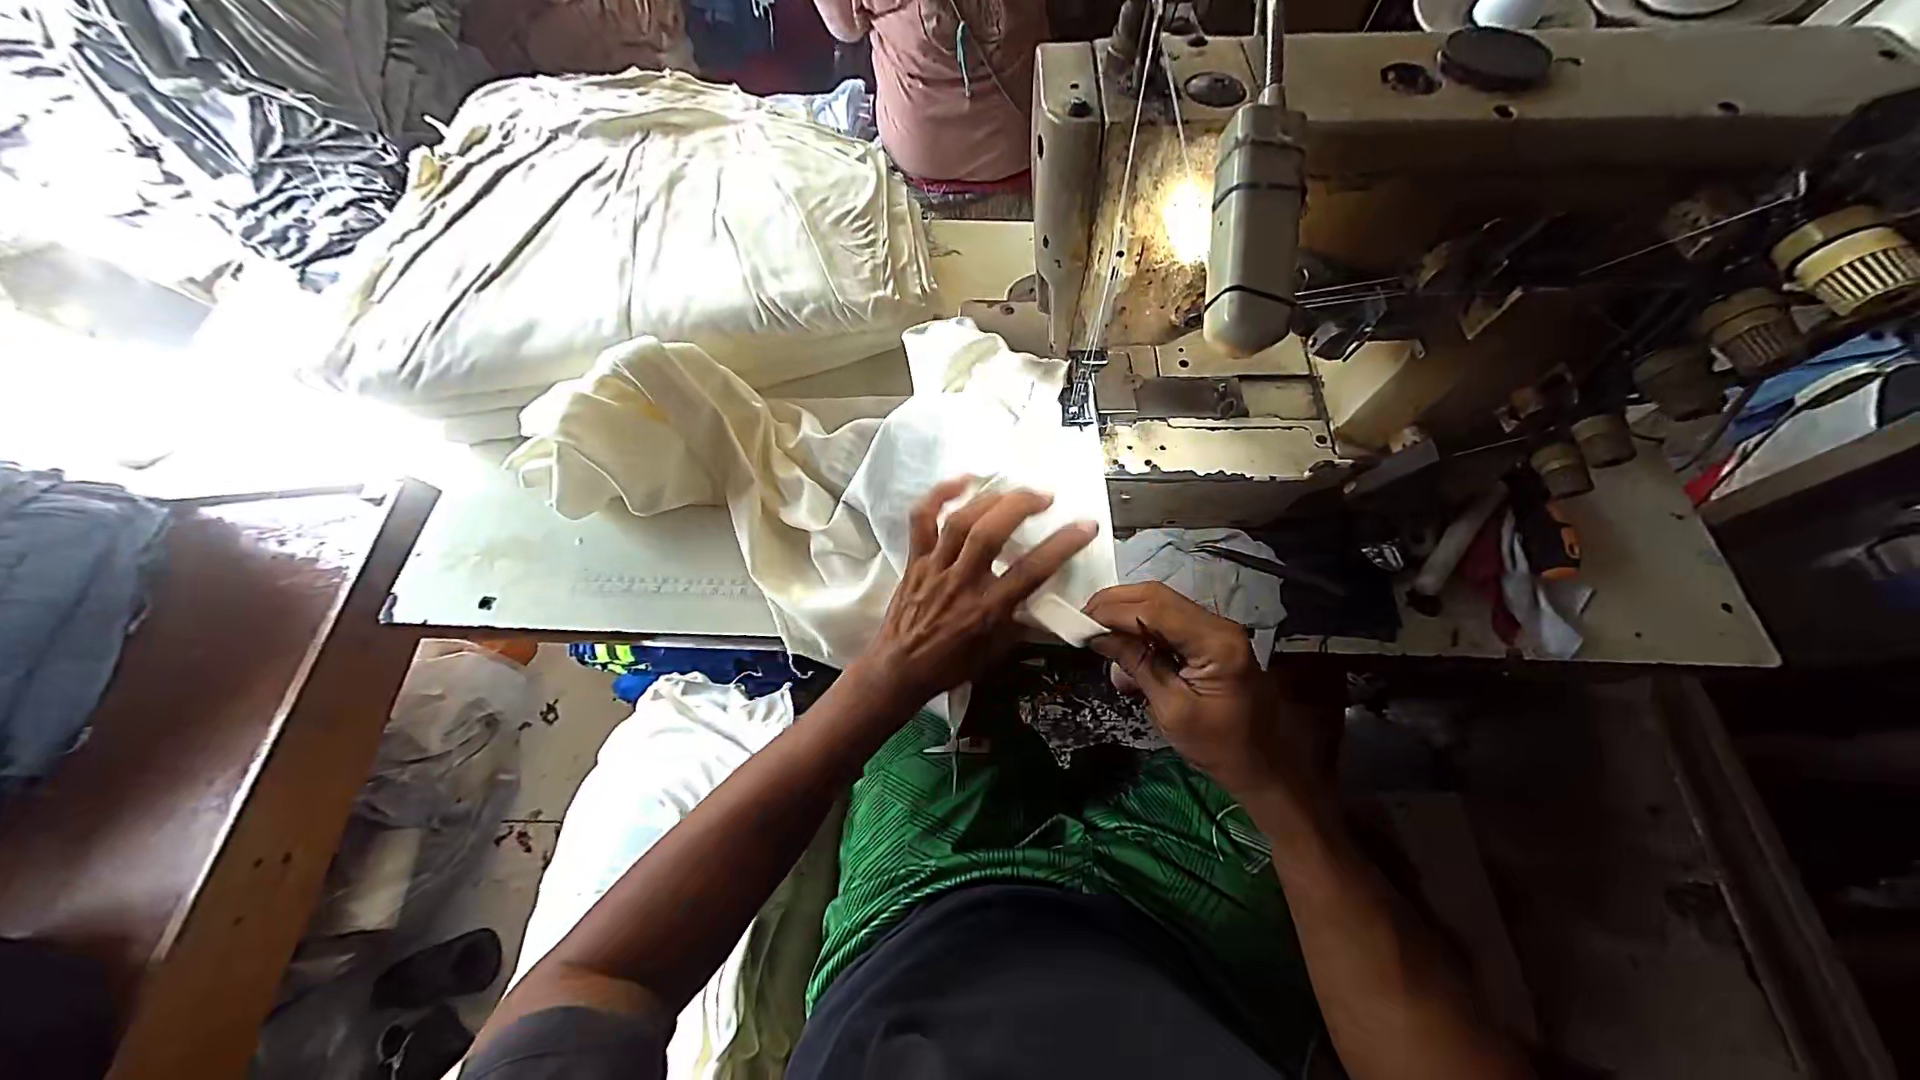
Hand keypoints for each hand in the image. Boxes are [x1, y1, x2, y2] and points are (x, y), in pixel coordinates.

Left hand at [850, 477, 1098, 711]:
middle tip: (1044, 497)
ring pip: (960, 522)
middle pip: (990, 534)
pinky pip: (922, 520)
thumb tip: (1050, 607)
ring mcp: (936, 568)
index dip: (1062, 545)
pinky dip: (939, 495)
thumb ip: (1023, 624)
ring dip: (990, 499)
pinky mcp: (917, 560)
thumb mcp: (996, 651)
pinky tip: (961, 482)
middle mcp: (961, 583)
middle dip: (1021, 506)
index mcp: (986, 610)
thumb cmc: (948, 664)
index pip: (1031, 571)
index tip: (1084, 527)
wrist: (899, 670)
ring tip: (1013, 490)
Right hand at [1084, 583, 1342, 802]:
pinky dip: (1139, 626)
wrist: (1265, 767)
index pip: (1154, 609)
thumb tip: (1098, 635)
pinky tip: (1120, 643)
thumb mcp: (1171, 710)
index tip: (1078, 621)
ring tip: (1095, 630)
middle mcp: (1218, 624)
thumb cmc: (1220, 747)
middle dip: (1114, 604)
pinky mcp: (1209, 639)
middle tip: (1080, 619)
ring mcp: (1215, 629)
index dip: (1112, 610)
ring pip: (1160, 604)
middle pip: (1156, 597)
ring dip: (1124, 613)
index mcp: (1215, 642)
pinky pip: (1168, 620)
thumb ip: (1137, 664)